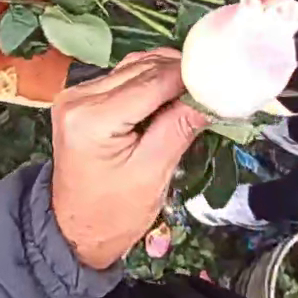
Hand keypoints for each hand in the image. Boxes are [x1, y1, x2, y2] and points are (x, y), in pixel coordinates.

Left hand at [50, 50, 210, 268]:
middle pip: (141, 69)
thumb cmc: (114, 213)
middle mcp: (79, 96)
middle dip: (180, 73)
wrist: (76, 230)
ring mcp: (77, 94)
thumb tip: (211, 95)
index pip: (151, 81)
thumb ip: (179, 127)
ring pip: (133, 68)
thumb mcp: (153, 173)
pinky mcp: (82, 98)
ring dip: (166, 74)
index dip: (189, 76)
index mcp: (92, 117)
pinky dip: (150, 81)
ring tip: (197, 89)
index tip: (221, 78)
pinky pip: (122, 77)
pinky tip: (171, 93)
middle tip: (215, 85)